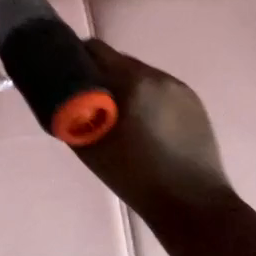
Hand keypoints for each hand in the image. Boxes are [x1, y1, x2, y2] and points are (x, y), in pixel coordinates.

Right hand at [73, 39, 230, 213]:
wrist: (193, 206)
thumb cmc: (135, 177)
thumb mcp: (89, 146)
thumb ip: (71, 112)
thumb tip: (61, 94)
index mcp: (131, 80)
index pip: (94, 49)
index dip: (76, 60)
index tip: (68, 78)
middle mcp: (156, 75)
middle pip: (117, 59)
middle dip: (101, 75)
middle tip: (91, 102)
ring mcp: (178, 87)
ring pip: (139, 73)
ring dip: (125, 86)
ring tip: (121, 117)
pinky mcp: (194, 101)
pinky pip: (160, 88)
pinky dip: (147, 97)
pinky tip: (147, 125)